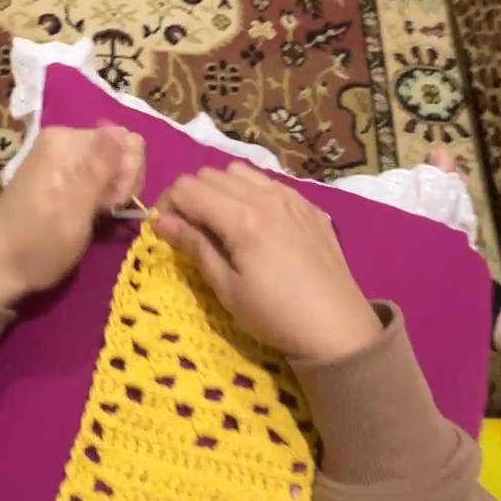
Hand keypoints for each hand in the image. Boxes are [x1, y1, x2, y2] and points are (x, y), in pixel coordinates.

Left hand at [0, 124, 143, 308]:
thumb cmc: (39, 242)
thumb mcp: (77, 207)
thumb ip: (102, 166)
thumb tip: (122, 130)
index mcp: (66, 140)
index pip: (127, 141)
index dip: (129, 173)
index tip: (114, 202)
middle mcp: (62, 140)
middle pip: (119, 150)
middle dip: (122, 182)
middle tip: (104, 211)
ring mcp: (57, 158)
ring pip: (109, 165)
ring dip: (111, 191)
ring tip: (94, 215)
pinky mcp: (56, 176)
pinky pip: (93, 176)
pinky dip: (97, 195)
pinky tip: (87, 214)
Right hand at [154, 163, 380, 362]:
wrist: (338, 328)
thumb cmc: (275, 315)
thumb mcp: (227, 288)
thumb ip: (195, 247)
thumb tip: (162, 221)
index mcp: (241, 218)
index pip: (187, 188)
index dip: (167, 204)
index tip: (165, 229)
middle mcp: (266, 196)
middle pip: (210, 174)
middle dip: (191, 195)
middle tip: (190, 229)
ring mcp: (291, 197)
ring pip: (240, 172)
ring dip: (220, 189)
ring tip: (221, 223)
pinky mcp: (309, 205)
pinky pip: (269, 183)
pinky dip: (250, 192)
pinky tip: (255, 224)